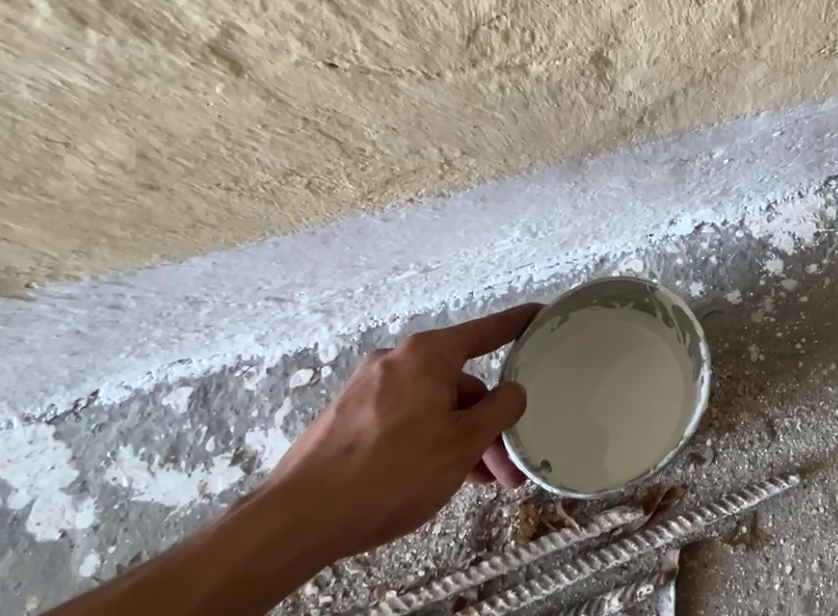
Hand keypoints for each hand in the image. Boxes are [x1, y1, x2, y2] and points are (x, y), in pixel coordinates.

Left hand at [259, 303, 541, 564]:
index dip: (519, 323)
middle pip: (460, 382)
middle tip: (507, 464)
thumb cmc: (391, 473)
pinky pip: (403, 420)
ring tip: (477, 483)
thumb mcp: (463, 443)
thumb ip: (500, 410)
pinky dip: (427, 441)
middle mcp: (396, 361)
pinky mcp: (347, 419)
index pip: (487, 330)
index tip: (542, 315)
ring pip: (432, 406)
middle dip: (487, 421)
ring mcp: (367, 389)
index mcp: (427, 354)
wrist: (295, 522)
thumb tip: (512, 392)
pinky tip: (435, 477)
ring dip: (459, 438)